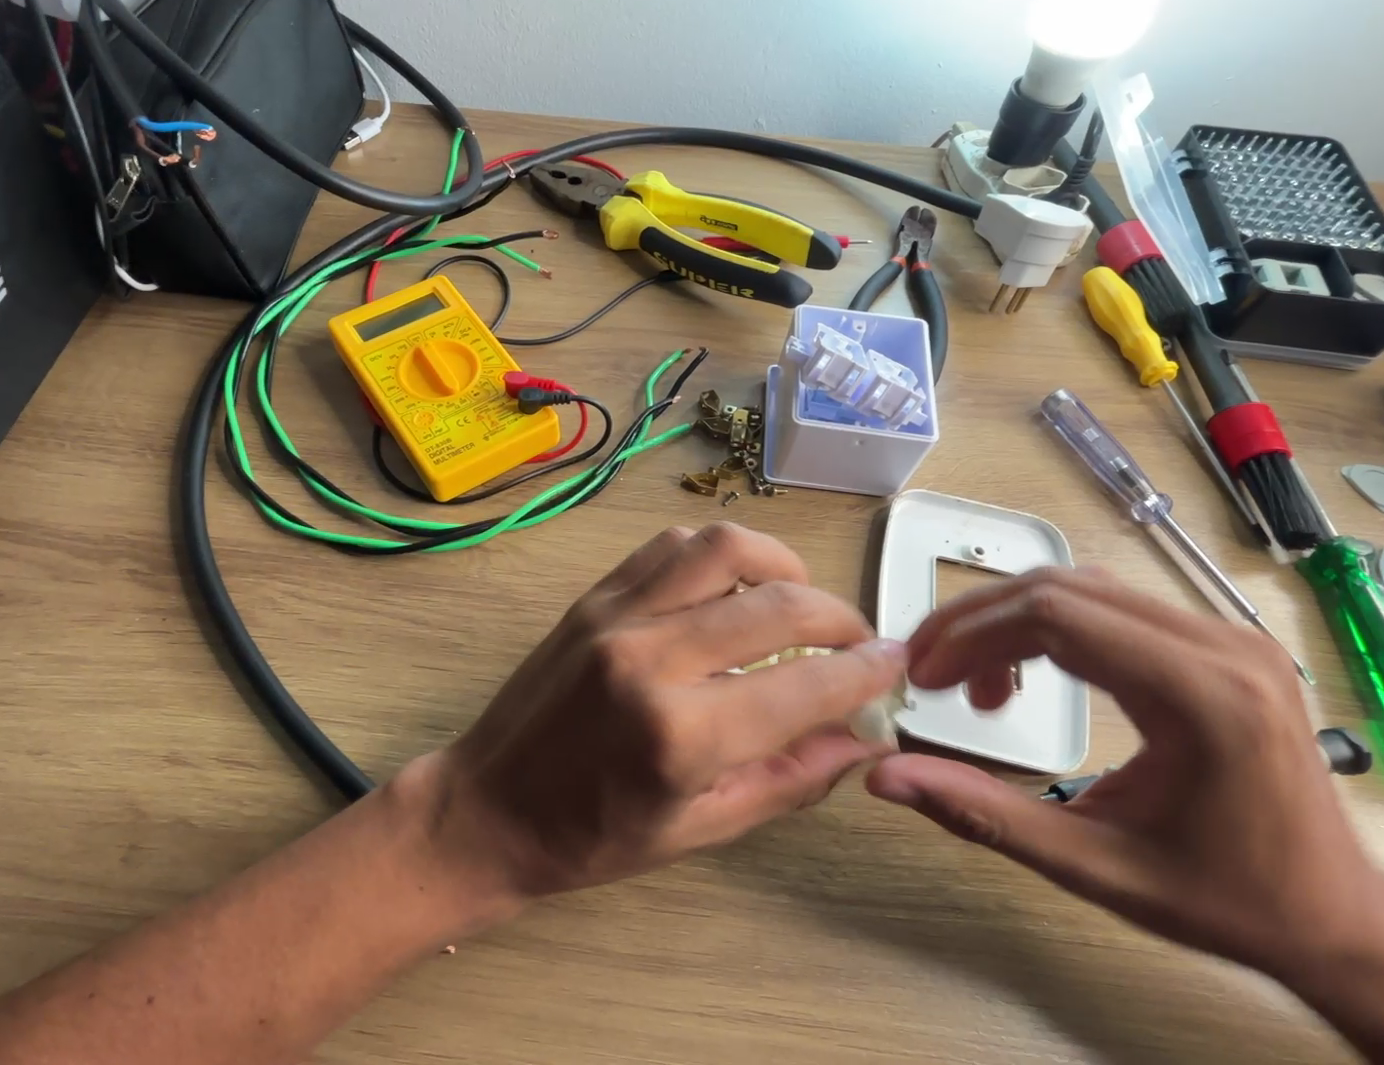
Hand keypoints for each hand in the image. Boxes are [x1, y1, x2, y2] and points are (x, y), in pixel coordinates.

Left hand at [400, 523, 903, 900]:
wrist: (487, 808)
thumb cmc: (591, 838)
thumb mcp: (701, 830)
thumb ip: (789, 779)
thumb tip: (861, 737)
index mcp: (680, 735)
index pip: (807, 686)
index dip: (867, 674)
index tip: (895, 666)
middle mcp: (651, 658)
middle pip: (779, 605)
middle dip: (840, 619)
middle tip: (857, 641)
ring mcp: (616, 615)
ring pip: (725, 548)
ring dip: (782, 565)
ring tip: (798, 601)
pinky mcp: (593, 597)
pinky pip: (671, 546)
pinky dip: (718, 553)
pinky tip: (732, 586)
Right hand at [865, 568, 1382, 979]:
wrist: (1336, 915)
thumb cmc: (1223, 898)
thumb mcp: (1092, 866)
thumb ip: (983, 813)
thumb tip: (885, 778)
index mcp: (1202, 696)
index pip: (1054, 616)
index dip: (969, 636)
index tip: (922, 679)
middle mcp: (1221, 646)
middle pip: (1058, 588)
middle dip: (974, 623)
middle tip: (927, 673)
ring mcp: (1226, 637)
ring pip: (1079, 588)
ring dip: (1005, 623)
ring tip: (969, 682)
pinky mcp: (1218, 643)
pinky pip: (1107, 605)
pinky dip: (1044, 628)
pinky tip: (1023, 674)